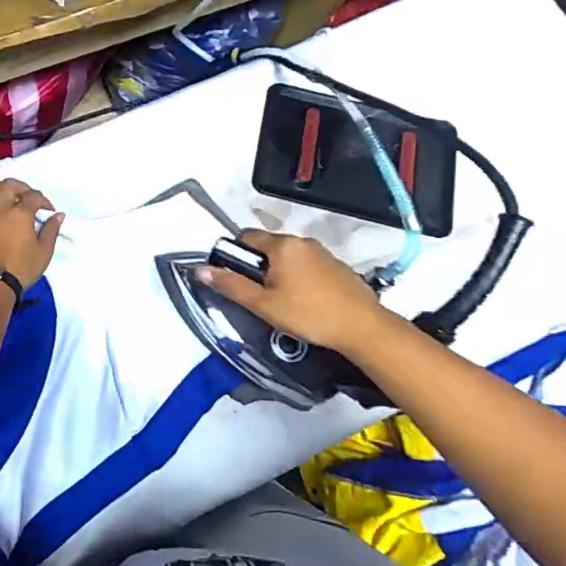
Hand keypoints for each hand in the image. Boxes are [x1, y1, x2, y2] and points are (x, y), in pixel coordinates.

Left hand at [0, 179, 64, 291]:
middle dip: (22, 187)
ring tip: (5, 197)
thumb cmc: (22, 268)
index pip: (34, 196)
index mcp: (21, 214)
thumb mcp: (44, 251)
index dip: (43, 200)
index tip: (47, 211)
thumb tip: (58, 215)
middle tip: (27, 198)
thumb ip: (51, 230)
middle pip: (9, 184)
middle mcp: (0, 208)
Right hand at [197, 229, 399, 356]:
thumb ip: (231, 285)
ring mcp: (324, 252)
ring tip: (282, 301)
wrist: (363, 328)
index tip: (236, 278)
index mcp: (282, 245)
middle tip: (259, 296)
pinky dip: (300, 277)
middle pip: (268, 246)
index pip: (246, 236)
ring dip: (280, 272)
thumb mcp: (263, 305)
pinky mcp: (338, 267)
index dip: (235, 254)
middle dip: (259, 266)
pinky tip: (306, 302)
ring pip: (289, 257)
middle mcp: (302, 241)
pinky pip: (308, 265)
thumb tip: (201, 270)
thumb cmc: (308, 314)